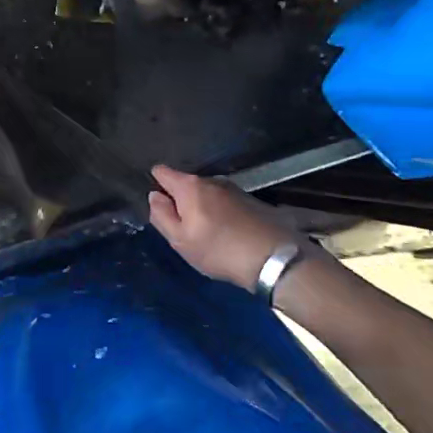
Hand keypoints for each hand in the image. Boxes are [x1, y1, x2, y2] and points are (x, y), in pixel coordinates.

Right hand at [147, 165, 304, 289]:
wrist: (277, 260)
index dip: (155, 185)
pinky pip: (227, 204)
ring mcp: (236, 190)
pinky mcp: (255, 202)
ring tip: (208, 233)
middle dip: (181, 200)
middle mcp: (212, 180)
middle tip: (184, 227)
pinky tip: (229, 234)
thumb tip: (155, 196)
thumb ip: (161, 215)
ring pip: (208, 194)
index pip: (162, 171)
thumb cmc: (219, 249)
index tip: (159, 206)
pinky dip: (223, 214)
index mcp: (190, 186)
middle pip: (186, 184)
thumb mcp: (179, 239)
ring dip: (204, 208)